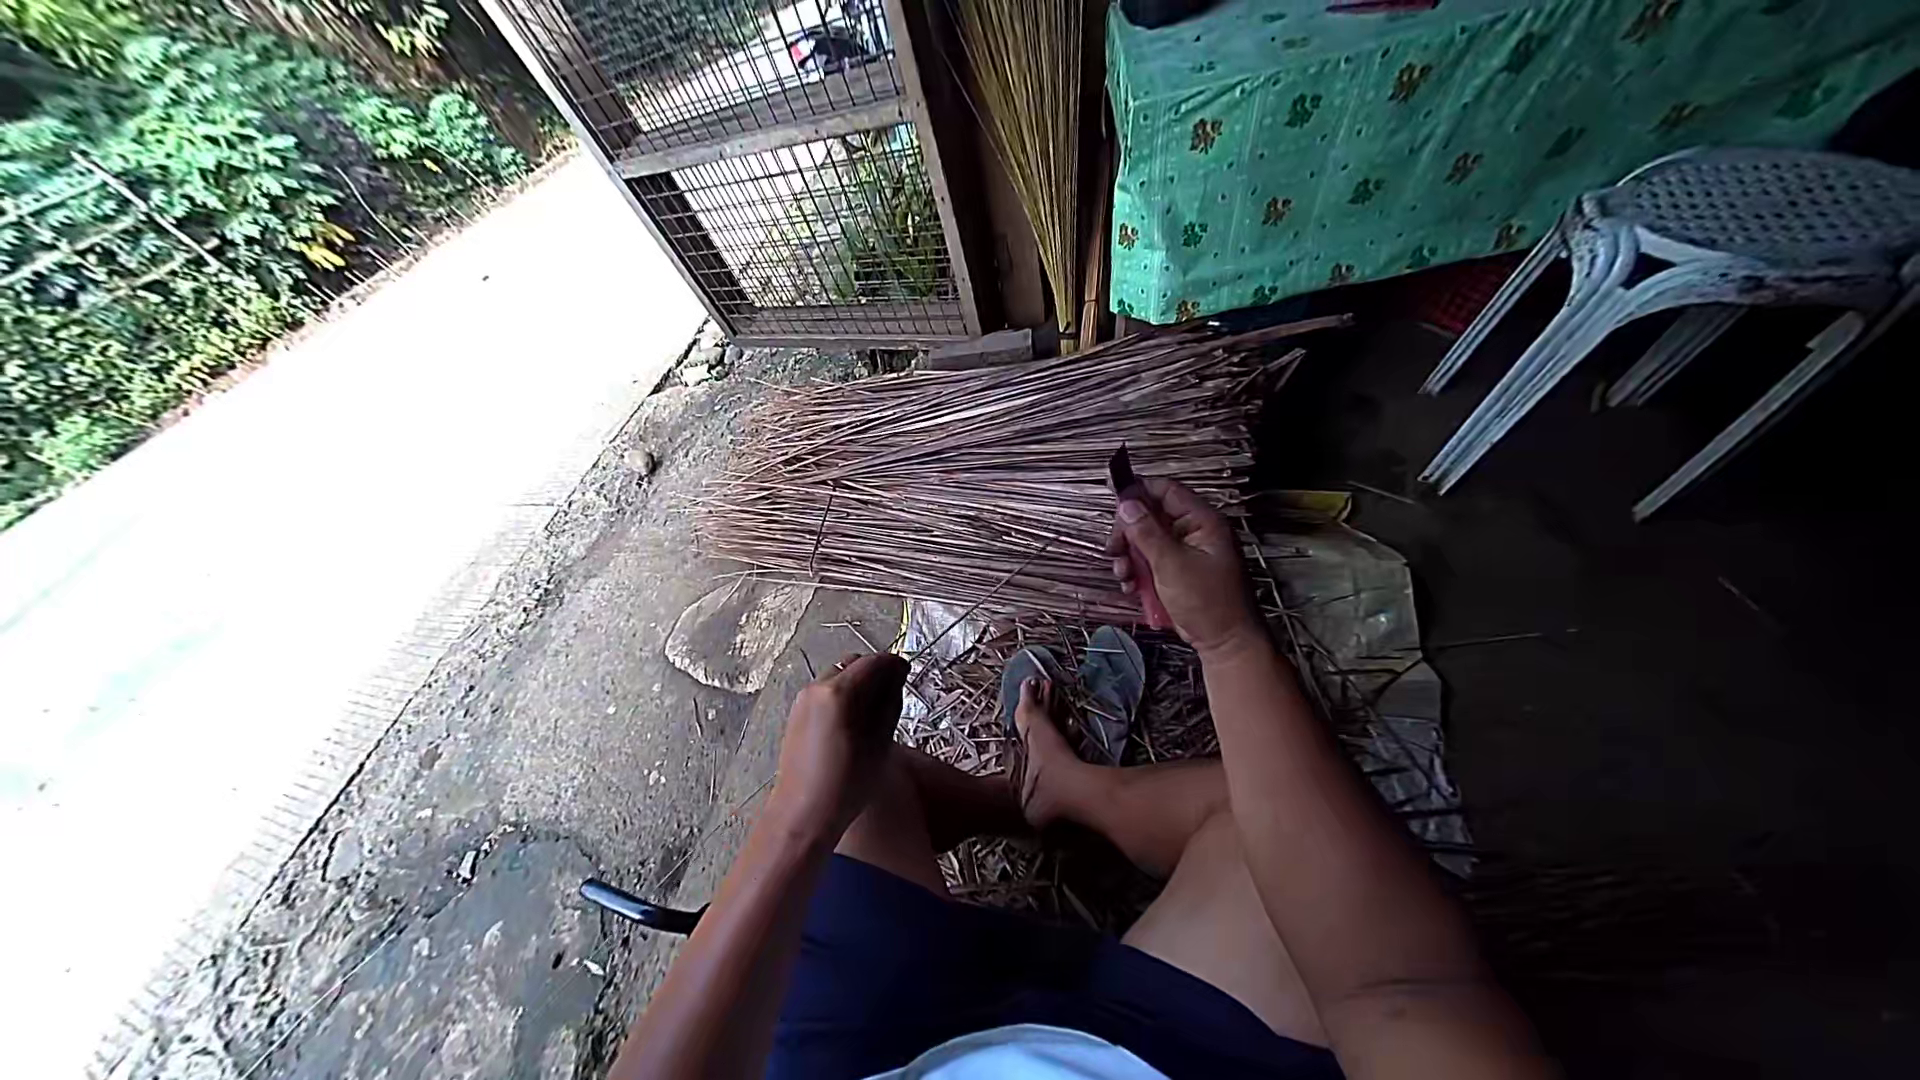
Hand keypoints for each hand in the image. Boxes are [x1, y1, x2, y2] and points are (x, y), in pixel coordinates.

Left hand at [767, 652, 908, 841]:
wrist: (803, 814)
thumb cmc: (847, 783)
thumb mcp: (880, 741)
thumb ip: (890, 702)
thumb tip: (897, 676)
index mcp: (840, 692)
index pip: (873, 662)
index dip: (894, 664)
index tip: (906, 673)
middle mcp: (818, 688)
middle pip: (854, 664)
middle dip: (875, 672)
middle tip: (893, 692)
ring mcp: (803, 699)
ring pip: (839, 676)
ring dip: (859, 683)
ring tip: (874, 710)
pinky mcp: (796, 713)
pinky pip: (826, 691)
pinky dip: (844, 695)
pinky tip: (853, 721)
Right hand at [1106, 478, 1263, 656]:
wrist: (1224, 642)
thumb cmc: (1211, 604)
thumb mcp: (1172, 564)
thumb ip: (1146, 532)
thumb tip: (1128, 504)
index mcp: (1202, 522)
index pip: (1166, 491)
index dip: (1139, 492)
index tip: (1116, 502)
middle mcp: (1194, 533)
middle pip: (1150, 517)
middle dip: (1129, 533)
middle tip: (1116, 548)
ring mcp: (1184, 553)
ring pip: (1145, 541)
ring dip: (1129, 556)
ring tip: (1124, 573)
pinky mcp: (1176, 571)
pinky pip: (1149, 562)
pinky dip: (1136, 572)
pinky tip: (1131, 585)